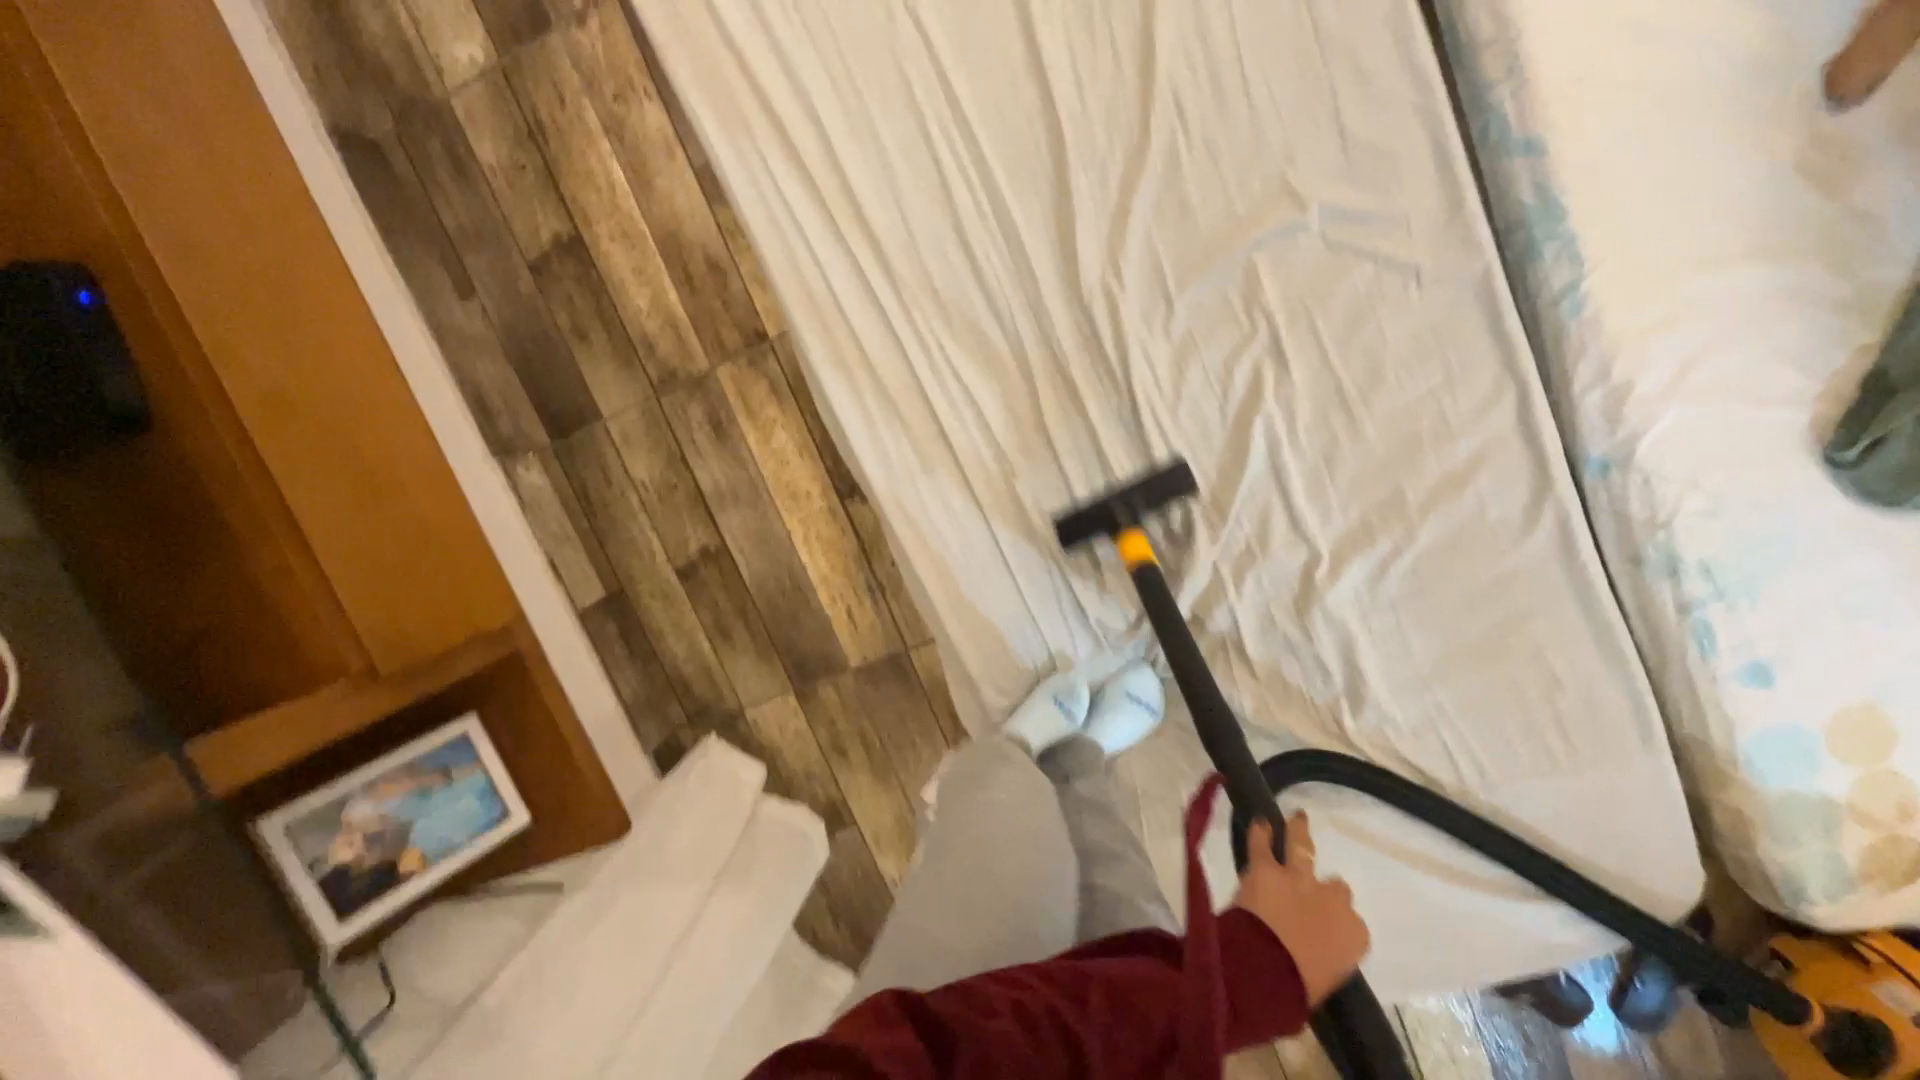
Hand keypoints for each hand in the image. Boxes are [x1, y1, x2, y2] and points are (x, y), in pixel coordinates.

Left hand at [1233, 813, 1370, 1005]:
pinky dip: (1261, 834)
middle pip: (1336, 888)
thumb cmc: (1295, 990)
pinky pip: (1263, 845)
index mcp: (1355, 937)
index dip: (1334, 926)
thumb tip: (1308, 961)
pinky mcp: (1267, 869)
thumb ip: (1323, 963)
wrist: (1264, 972)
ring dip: (1299, 833)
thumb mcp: (1323, 984)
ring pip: (1303, 848)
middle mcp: (1334, 902)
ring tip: (1297, 818)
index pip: (1352, 925)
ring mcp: (1300, 880)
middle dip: (1324, 889)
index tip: (1322, 933)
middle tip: (1312, 889)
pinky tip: (1260, 823)